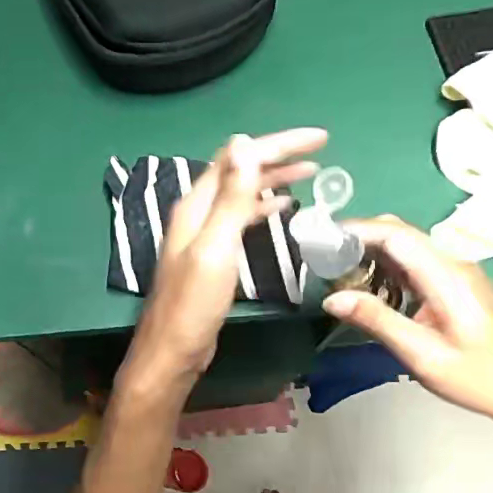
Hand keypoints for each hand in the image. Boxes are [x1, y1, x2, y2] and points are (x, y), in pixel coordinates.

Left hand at [119, 129, 326, 399]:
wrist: (173, 352)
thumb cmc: (193, 304)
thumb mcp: (216, 247)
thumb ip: (231, 197)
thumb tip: (244, 143)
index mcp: (197, 205)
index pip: (239, 158)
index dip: (278, 144)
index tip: (318, 139)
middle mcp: (199, 213)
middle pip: (241, 170)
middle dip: (279, 155)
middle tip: (319, 150)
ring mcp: (206, 233)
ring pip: (243, 193)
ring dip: (275, 179)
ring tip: (310, 172)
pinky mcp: (214, 254)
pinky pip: (243, 217)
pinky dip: (265, 207)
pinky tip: (283, 207)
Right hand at [321, 216, 492, 450]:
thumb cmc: (480, 379)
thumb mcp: (423, 355)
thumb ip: (377, 321)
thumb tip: (332, 297)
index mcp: (447, 276)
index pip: (396, 235)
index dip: (357, 231)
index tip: (321, 240)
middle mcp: (453, 264)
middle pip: (401, 233)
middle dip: (359, 238)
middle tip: (323, 257)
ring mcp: (457, 273)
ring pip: (407, 246)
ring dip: (372, 252)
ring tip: (337, 271)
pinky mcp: (456, 285)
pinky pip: (416, 263)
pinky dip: (387, 266)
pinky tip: (368, 287)